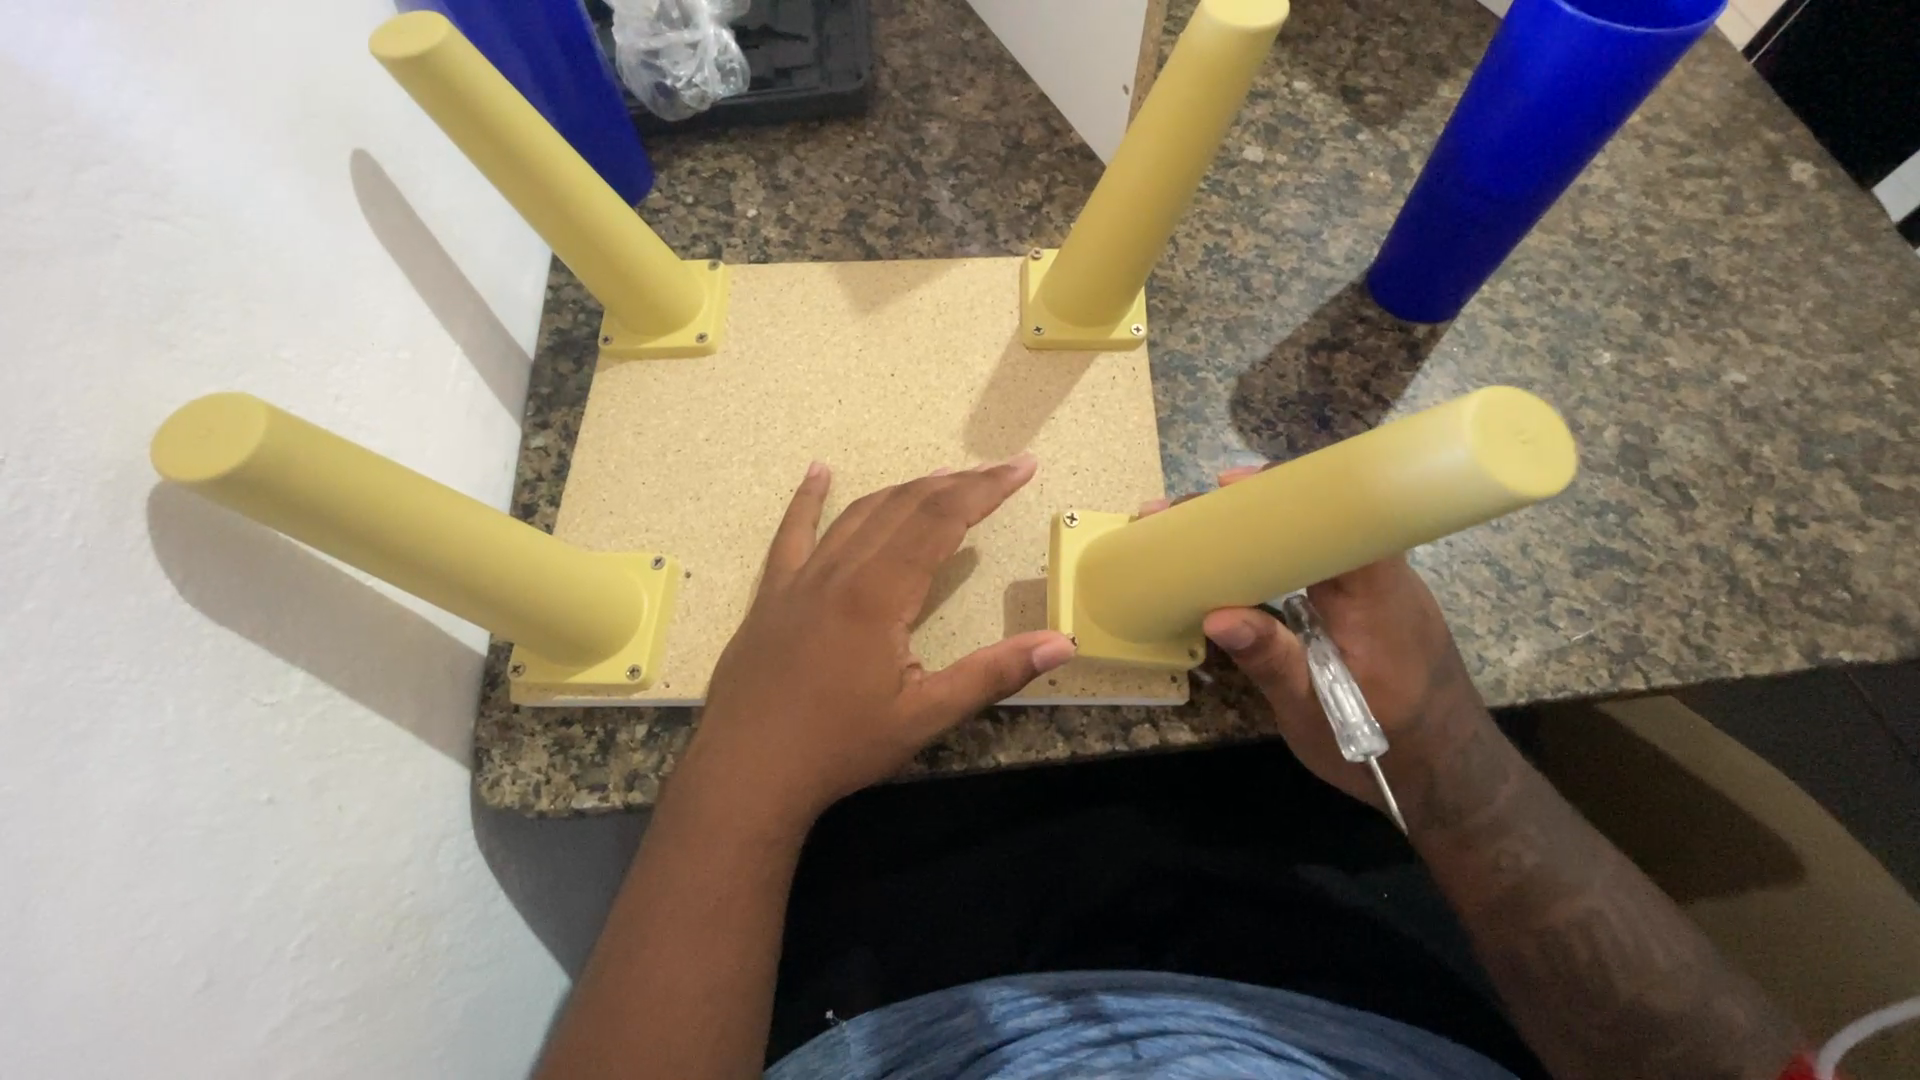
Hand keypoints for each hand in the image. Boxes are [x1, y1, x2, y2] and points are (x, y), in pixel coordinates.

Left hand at [675, 457, 1077, 828]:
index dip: (985, 489)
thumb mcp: (924, 716)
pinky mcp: (771, 594)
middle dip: (956, 483)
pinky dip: (809, 499)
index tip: (1021, 467)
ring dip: (903, 489)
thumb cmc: (839, 747)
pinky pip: (792, 533)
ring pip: (858, 514)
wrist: (746, 772)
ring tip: (941, 474)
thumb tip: (1063, 643)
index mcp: (880, 594)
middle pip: (904, 507)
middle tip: (998, 470)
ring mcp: (800, 578)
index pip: (942, 520)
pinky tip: (819, 472)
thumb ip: (994, 674)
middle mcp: (840, 571)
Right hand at [1150, 466, 1489, 814]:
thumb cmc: (1390, 747)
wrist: (1454, 779)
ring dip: (1263, 532)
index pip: (1337, 515)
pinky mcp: (1373, 608)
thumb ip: (1271, 662)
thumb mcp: (1317, 713)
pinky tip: (1244, 570)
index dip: (1283, 492)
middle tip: (1187, 514)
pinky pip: (1324, 563)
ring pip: (1320, 540)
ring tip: (1201, 535)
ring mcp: (1380, 592)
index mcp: (1376, 594)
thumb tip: (1216, 617)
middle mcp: (1383, 579)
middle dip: (1251, 509)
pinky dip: (1281, 556)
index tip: (1228, 486)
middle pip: (1319, 519)